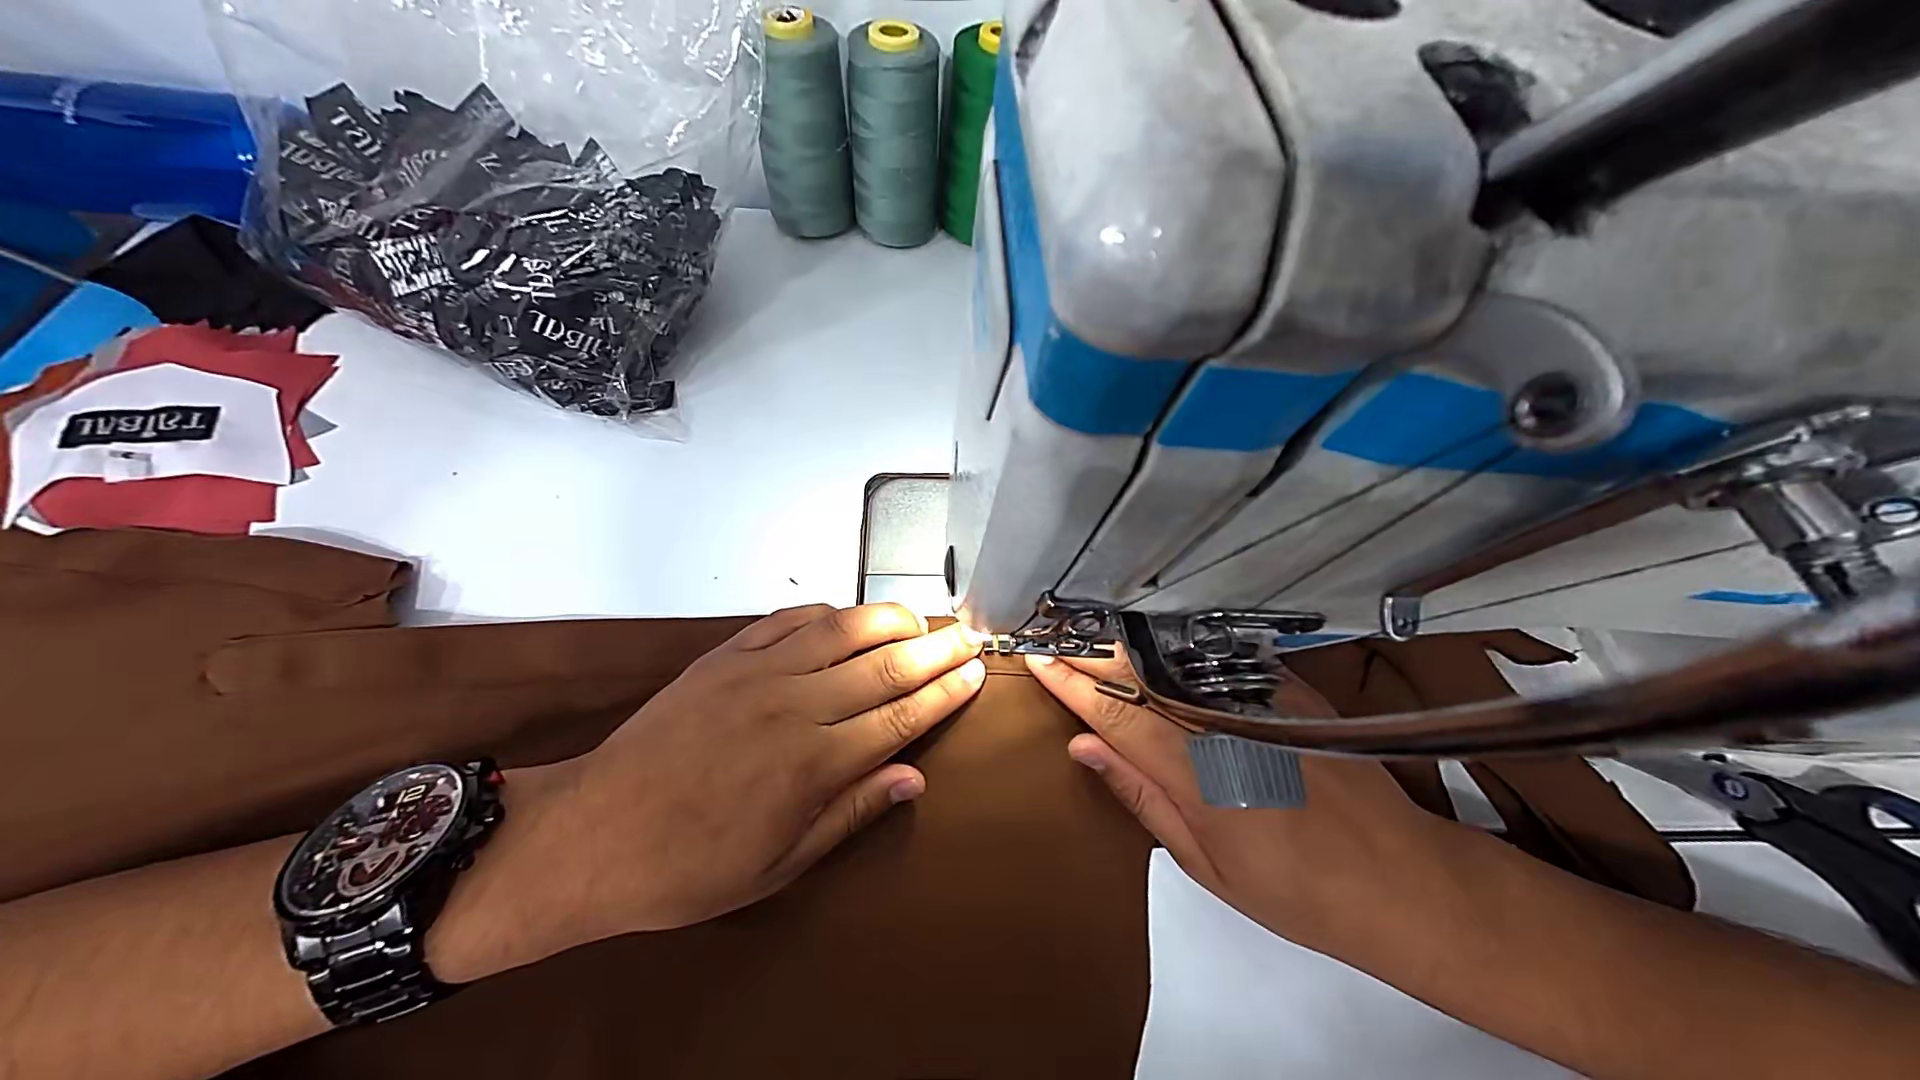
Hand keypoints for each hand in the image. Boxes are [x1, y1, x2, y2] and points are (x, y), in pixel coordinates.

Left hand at [432, 604, 984, 979]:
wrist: (593, 833)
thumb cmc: (691, 865)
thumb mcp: (780, 864)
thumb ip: (851, 811)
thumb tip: (913, 778)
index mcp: (814, 763)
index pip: (900, 714)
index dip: (944, 692)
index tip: (975, 672)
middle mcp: (795, 705)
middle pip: (884, 665)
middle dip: (934, 649)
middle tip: (967, 635)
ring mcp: (757, 672)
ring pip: (841, 629)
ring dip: (888, 618)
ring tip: (919, 619)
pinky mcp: (723, 655)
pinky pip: (787, 619)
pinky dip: (825, 612)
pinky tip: (844, 616)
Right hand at [1025, 652, 1457, 953]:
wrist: (1401, 878)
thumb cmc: (1297, 891)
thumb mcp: (1205, 862)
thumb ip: (1140, 794)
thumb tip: (1085, 750)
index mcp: (1197, 774)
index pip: (1114, 714)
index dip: (1070, 686)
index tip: (1039, 664)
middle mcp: (1224, 726)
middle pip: (1139, 675)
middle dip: (1089, 656)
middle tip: (1054, 643)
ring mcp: (1260, 702)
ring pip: (1173, 660)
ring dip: (1124, 648)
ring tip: (1087, 641)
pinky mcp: (1288, 689)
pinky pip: (1215, 661)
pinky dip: (1174, 651)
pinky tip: (1153, 646)